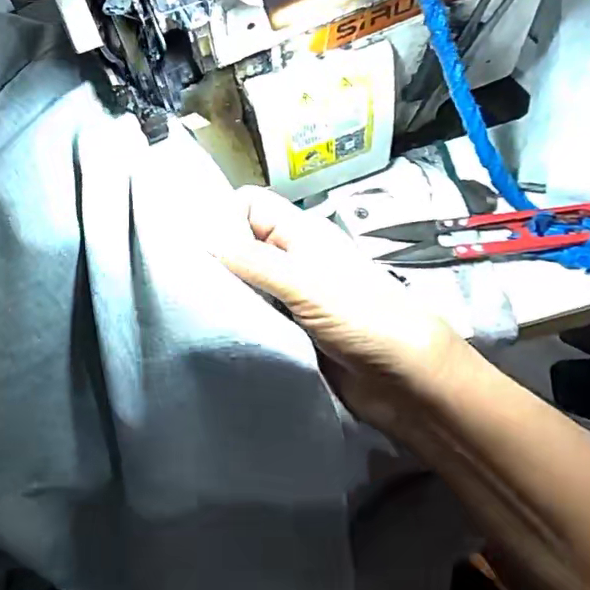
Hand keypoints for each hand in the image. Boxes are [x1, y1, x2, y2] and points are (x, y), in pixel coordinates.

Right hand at [213, 186, 468, 431]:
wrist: (409, 385)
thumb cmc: (364, 320)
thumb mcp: (305, 284)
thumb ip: (253, 261)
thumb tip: (202, 241)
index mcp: (299, 233)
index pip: (247, 204)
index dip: (219, 214)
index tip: (190, 239)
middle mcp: (289, 257)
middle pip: (238, 241)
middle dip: (212, 254)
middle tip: (179, 274)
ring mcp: (286, 293)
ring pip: (240, 279)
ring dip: (221, 290)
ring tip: (188, 301)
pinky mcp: (284, 326)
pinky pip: (248, 312)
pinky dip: (232, 316)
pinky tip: (211, 324)